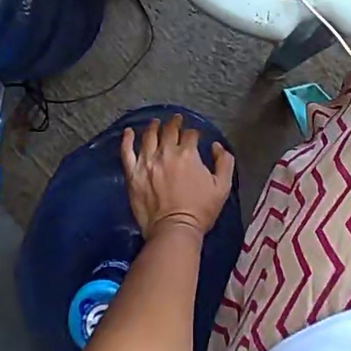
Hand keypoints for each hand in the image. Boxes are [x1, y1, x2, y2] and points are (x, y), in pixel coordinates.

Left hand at [120, 114, 234, 242]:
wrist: (174, 230)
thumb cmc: (201, 211)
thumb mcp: (222, 187)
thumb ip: (224, 162)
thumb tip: (216, 146)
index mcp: (187, 154)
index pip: (190, 135)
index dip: (194, 133)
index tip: (195, 135)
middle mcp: (166, 153)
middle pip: (169, 131)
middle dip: (175, 123)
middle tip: (176, 119)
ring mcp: (147, 162)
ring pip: (149, 136)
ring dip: (153, 126)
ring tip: (155, 122)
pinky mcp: (133, 174)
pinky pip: (127, 152)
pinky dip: (127, 140)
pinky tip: (128, 132)